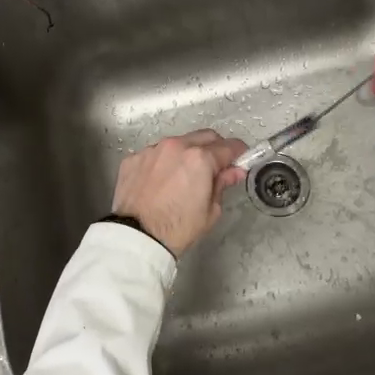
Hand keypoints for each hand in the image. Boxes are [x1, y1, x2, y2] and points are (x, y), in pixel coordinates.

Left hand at [109, 130, 247, 255]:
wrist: (137, 237)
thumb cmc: (177, 228)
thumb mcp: (210, 210)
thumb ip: (222, 184)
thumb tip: (233, 171)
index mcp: (199, 159)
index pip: (228, 147)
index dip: (238, 153)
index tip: (240, 159)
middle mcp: (175, 147)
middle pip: (204, 137)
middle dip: (215, 148)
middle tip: (216, 167)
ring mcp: (152, 150)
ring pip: (178, 142)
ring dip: (187, 153)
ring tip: (185, 176)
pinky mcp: (133, 158)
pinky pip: (155, 153)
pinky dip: (163, 162)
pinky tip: (162, 182)